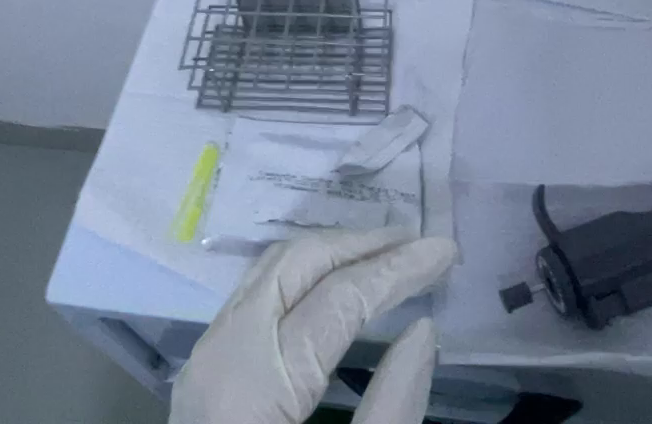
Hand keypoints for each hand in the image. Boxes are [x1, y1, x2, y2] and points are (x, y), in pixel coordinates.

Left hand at [170, 228, 457, 423]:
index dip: (397, 270)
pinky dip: (304, 273)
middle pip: (296, 263)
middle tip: (418, 243)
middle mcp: (220, 352)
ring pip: (271, 267)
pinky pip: (257, 291)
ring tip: (387, 251)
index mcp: (252, 385)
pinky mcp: (207, 366)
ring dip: (333, 253)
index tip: (444, 251)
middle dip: (363, 245)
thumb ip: (391, 411)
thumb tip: (424, 330)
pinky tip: (338, 282)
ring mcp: (206, 355)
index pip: (338, 299)